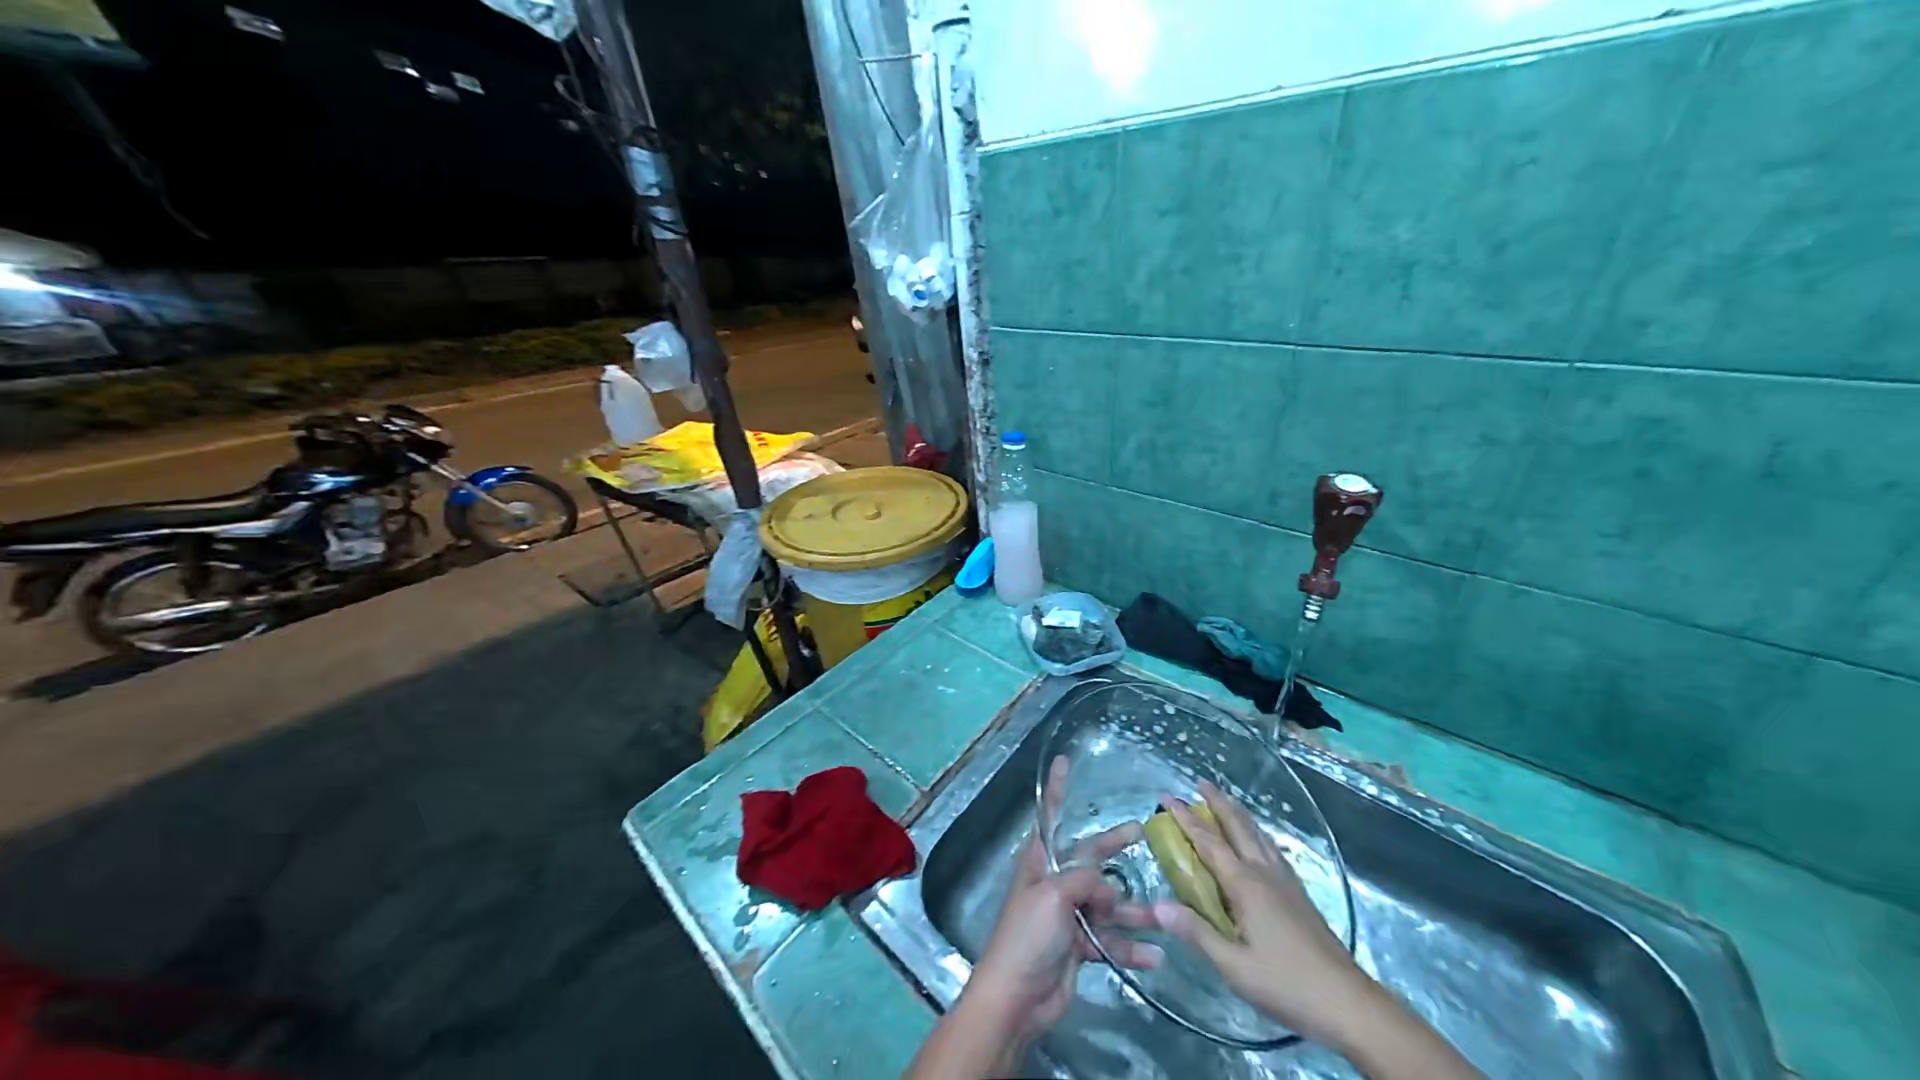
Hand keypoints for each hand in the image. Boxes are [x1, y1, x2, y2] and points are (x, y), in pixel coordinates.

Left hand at [968, 755, 1158, 1040]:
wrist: (1016, 996)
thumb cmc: (1028, 935)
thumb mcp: (1054, 895)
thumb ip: (1086, 881)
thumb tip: (1110, 892)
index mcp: (1039, 863)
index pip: (1049, 816)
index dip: (1056, 788)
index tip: (1064, 761)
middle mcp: (1053, 883)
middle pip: (1089, 858)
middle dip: (1112, 847)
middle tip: (1140, 832)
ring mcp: (1067, 916)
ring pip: (1106, 904)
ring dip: (1133, 912)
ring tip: (1162, 916)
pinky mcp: (1078, 946)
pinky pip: (1110, 940)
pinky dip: (1130, 948)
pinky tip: (1154, 956)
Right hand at [1155, 783, 1483, 1079]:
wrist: (1349, 1003)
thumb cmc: (1286, 983)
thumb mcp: (1234, 965)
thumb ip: (1196, 932)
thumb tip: (1157, 904)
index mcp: (1245, 885)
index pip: (1209, 842)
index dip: (1186, 818)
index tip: (1168, 796)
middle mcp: (1265, 874)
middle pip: (1239, 828)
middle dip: (1218, 803)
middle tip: (1201, 782)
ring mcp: (1286, 883)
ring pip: (1259, 836)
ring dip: (1239, 814)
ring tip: (1227, 801)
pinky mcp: (1299, 896)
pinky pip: (1272, 850)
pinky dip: (1258, 834)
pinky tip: (1260, 842)